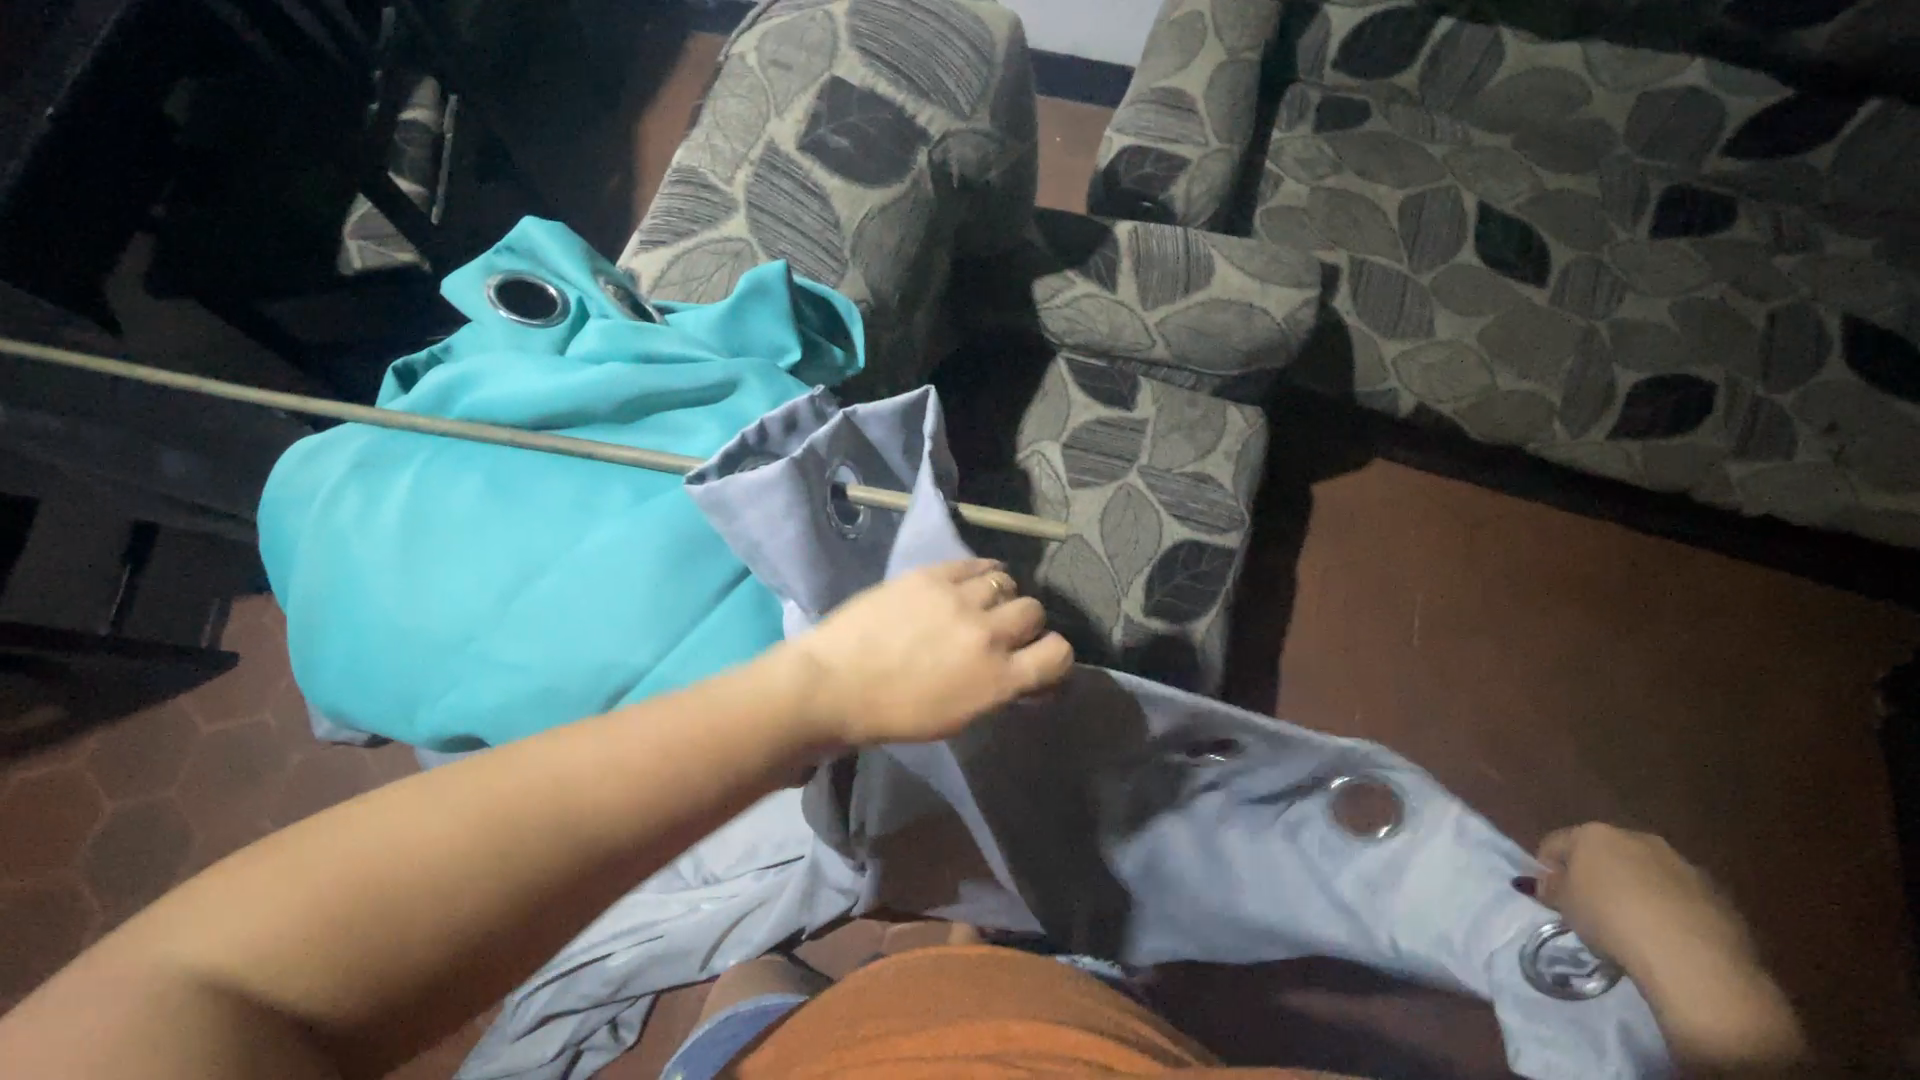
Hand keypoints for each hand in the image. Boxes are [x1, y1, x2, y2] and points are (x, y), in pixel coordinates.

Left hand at [776, 559, 1072, 747]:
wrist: (833, 684)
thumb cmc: (892, 715)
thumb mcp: (957, 718)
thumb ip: (995, 690)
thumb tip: (1020, 673)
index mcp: (997, 680)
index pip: (1059, 654)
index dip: (1055, 655)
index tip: (1039, 657)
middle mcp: (987, 634)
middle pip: (1034, 612)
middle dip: (1026, 623)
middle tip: (1002, 631)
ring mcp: (959, 599)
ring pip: (1008, 583)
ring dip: (1001, 595)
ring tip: (981, 604)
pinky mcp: (932, 575)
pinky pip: (977, 564)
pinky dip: (983, 573)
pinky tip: (973, 581)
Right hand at [1535, 823, 1752, 975]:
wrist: (1691, 956)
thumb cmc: (1611, 920)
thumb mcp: (1565, 907)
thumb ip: (1550, 888)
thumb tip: (1541, 881)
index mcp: (1594, 834)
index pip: (1556, 843)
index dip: (1547, 868)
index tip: (1551, 895)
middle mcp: (1637, 838)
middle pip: (1604, 853)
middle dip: (1595, 875)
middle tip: (1590, 908)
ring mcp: (1681, 863)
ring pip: (1645, 871)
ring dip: (1634, 889)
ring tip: (1632, 924)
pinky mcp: (1715, 892)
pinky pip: (1678, 894)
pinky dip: (1668, 907)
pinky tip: (1666, 935)